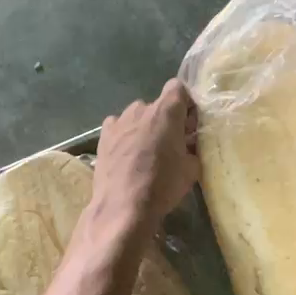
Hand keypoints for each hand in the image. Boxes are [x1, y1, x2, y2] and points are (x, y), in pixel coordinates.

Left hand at [93, 79, 199, 233]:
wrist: (123, 206)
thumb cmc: (163, 185)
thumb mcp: (192, 169)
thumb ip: (192, 148)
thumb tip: (187, 144)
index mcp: (166, 111)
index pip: (178, 87)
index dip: (185, 103)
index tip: (188, 124)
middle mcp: (141, 108)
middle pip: (157, 105)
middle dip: (165, 120)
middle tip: (170, 144)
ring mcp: (119, 121)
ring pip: (137, 116)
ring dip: (144, 128)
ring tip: (146, 153)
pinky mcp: (103, 136)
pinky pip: (118, 127)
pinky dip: (124, 136)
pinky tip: (126, 155)